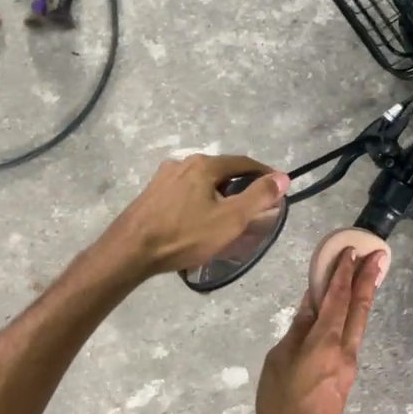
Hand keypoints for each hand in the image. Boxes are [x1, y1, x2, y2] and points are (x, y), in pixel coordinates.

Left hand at [103, 154, 289, 277]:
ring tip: (225, 215)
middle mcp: (183, 163)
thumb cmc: (184, 234)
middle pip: (221, 170)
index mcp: (205, 164)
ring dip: (217, 193)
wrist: (130, 251)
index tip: (277, 187)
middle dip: (239, 185)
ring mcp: (163, 178)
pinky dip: (198, 200)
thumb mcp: (230, 219)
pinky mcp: (150, 194)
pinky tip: (196, 219)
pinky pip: (184, 192)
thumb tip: (282, 177)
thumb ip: (258, 196)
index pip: (243, 162)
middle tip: (252, 205)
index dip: (263, 174)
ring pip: (200, 181)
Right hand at [257, 247, 385, 413]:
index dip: (344, 273)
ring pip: (359, 322)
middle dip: (368, 278)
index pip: (338, 298)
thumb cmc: (280, 404)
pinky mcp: (346, 377)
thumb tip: (311, 302)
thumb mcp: (279, 361)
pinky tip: (348, 310)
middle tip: (378, 255)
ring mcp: (349, 364)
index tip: (351, 251)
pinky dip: (354, 315)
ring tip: (370, 274)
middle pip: (359, 307)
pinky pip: (352, 336)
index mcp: (325, 342)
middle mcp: (344, 349)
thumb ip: (297, 329)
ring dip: (364, 295)